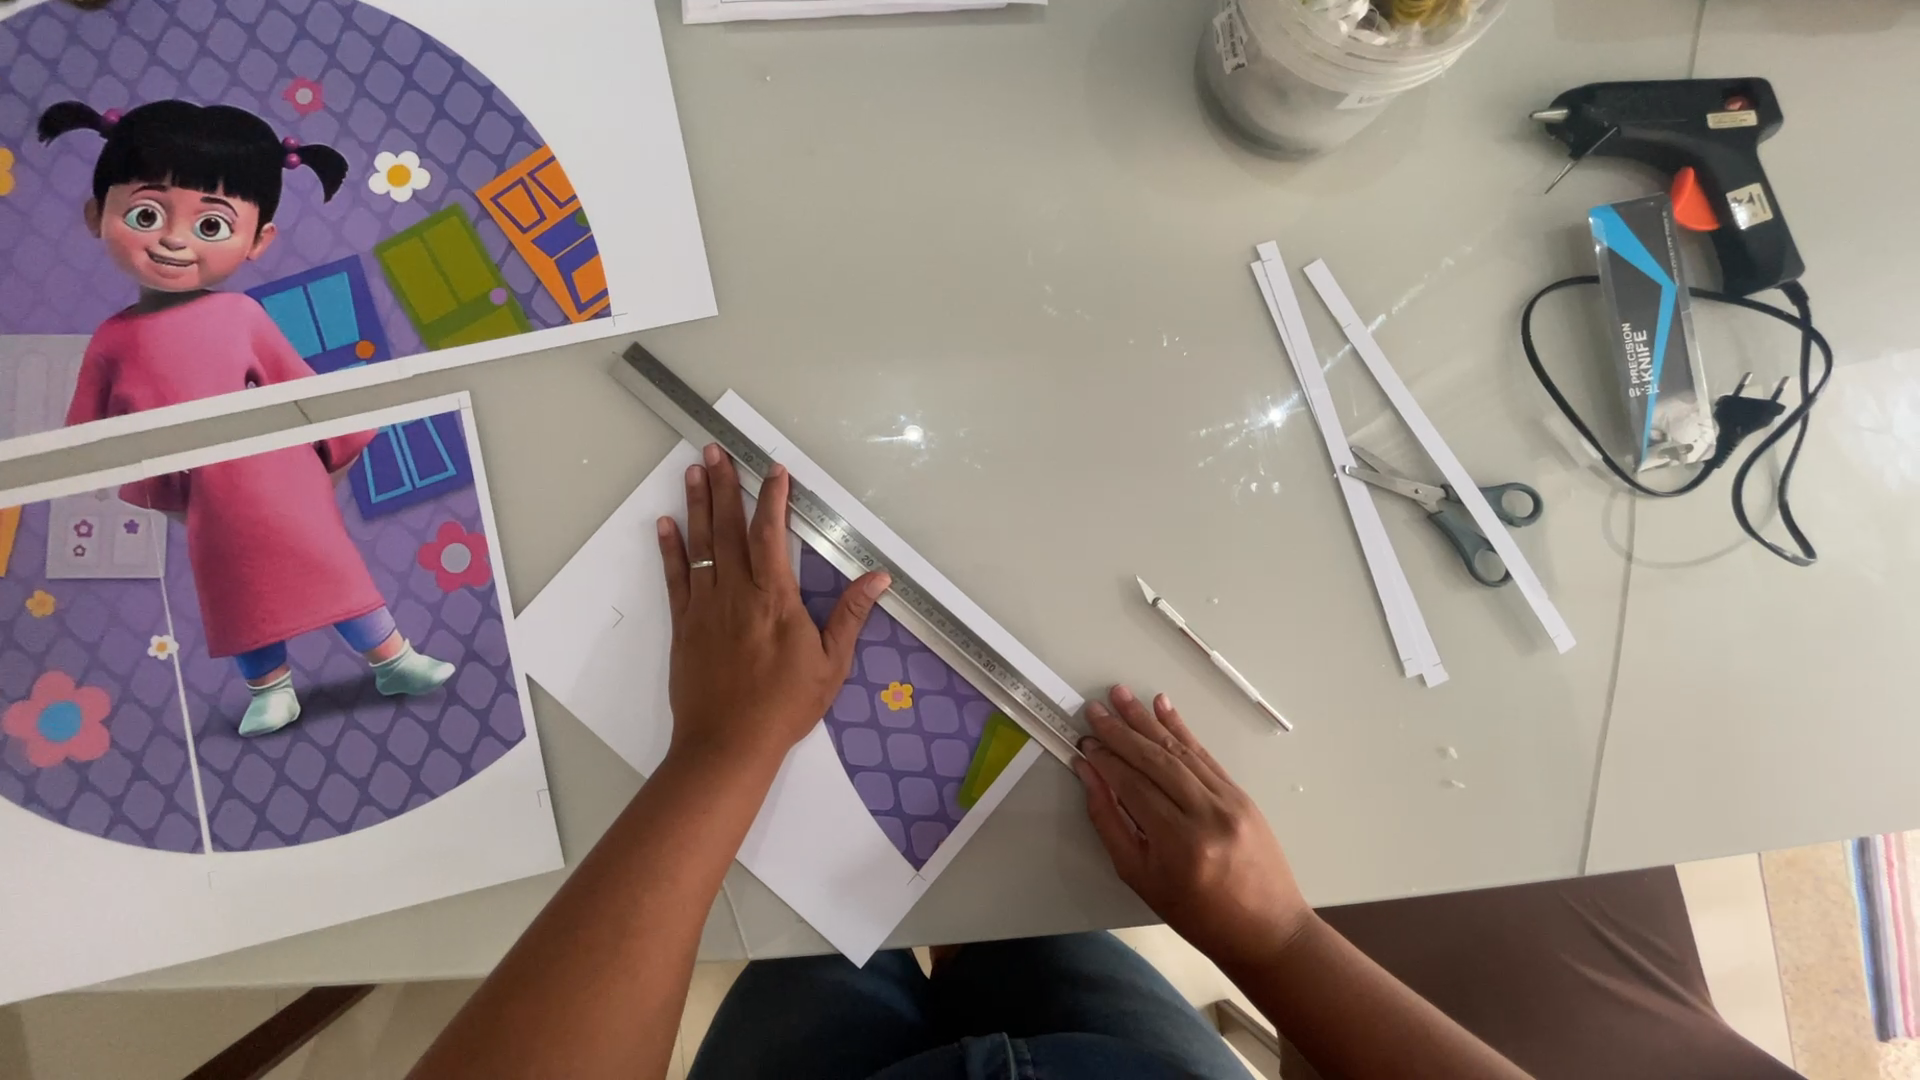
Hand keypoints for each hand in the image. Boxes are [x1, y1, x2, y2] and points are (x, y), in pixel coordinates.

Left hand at [656, 444, 889, 772]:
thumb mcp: (831, 664)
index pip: (772, 535)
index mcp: (775, 599)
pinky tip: (664, 523)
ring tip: (694, 470)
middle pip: (730, 528)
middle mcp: (737, 592)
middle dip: (726, 486)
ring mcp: (705, 606)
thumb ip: (851, 615)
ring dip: (697, 504)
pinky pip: (676, 577)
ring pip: (701, 544)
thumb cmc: (786, 705)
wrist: (728, 744)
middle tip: (716, 450)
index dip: (774, 498)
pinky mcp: (684, 624)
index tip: (774, 470)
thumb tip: (878, 577)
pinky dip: (670, 549)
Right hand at [1074, 686, 1313, 973]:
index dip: (1105, 760)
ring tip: (1120, 695)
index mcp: (1178, 842)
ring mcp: (1228, 800)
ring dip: (1146, 720)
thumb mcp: (1140, 876)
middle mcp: (1205, 814)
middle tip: (1094, 709)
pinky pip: (1204, 754)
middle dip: (1120, 731)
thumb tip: (1088, 774)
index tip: (1084, 741)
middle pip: (1154, 761)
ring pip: (1178, 751)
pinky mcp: (1240, 793)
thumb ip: (1109, 821)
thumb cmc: (1197, 913)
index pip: (1132, 785)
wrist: (1267, 930)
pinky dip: (1180, 728)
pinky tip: (1161, 706)